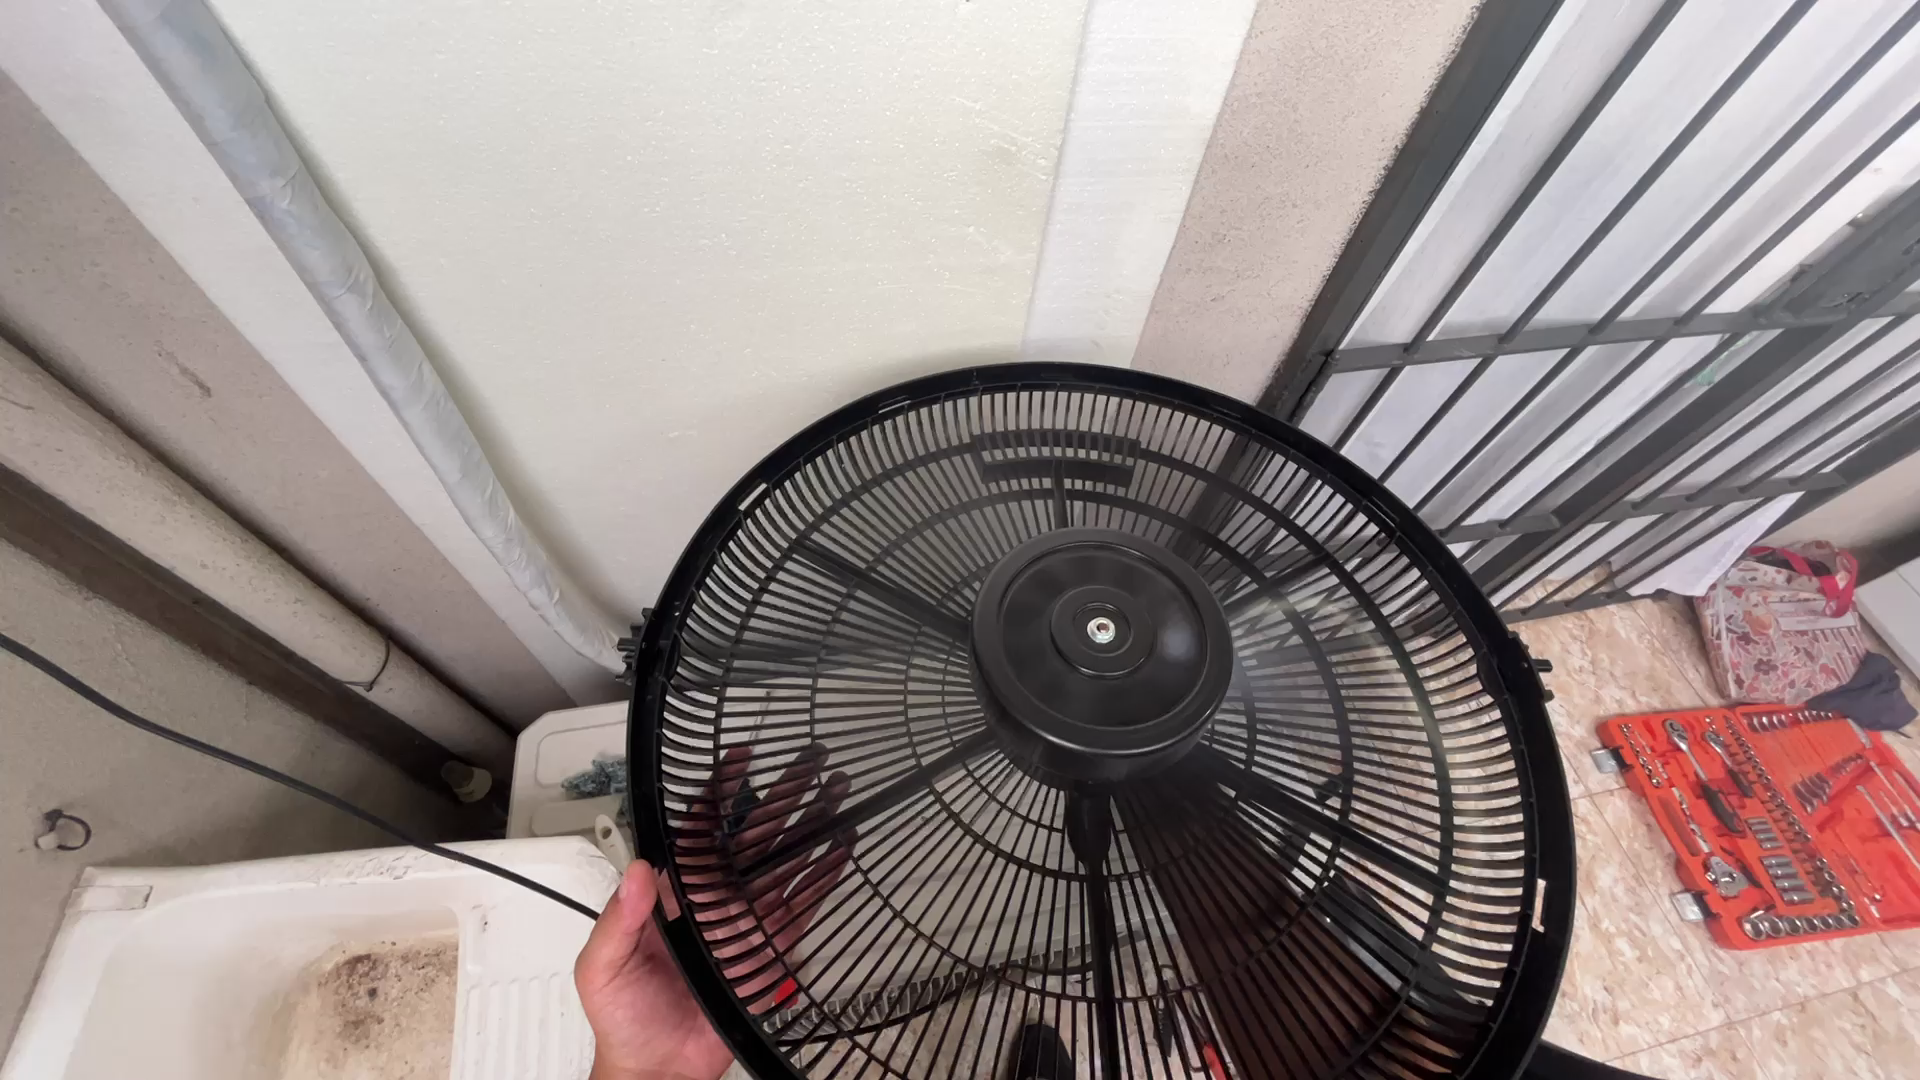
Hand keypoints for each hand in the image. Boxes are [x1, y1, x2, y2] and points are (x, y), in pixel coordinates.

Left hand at [575, 746, 851, 1079]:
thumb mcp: (603, 967)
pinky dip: (825, 873)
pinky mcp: (773, 943)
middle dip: (785, 793)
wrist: (659, 1070)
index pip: (703, 827)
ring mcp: (750, 916)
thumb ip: (618, 919)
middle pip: (757, 831)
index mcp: (679, 891)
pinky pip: (804, 900)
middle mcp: (719, 895)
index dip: (721, 790)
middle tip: (809, 762)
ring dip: (812, 824)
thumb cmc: (625, 1020)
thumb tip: (636, 871)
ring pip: (787, 857)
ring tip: (834, 794)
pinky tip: (841, 849)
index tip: (740, 759)